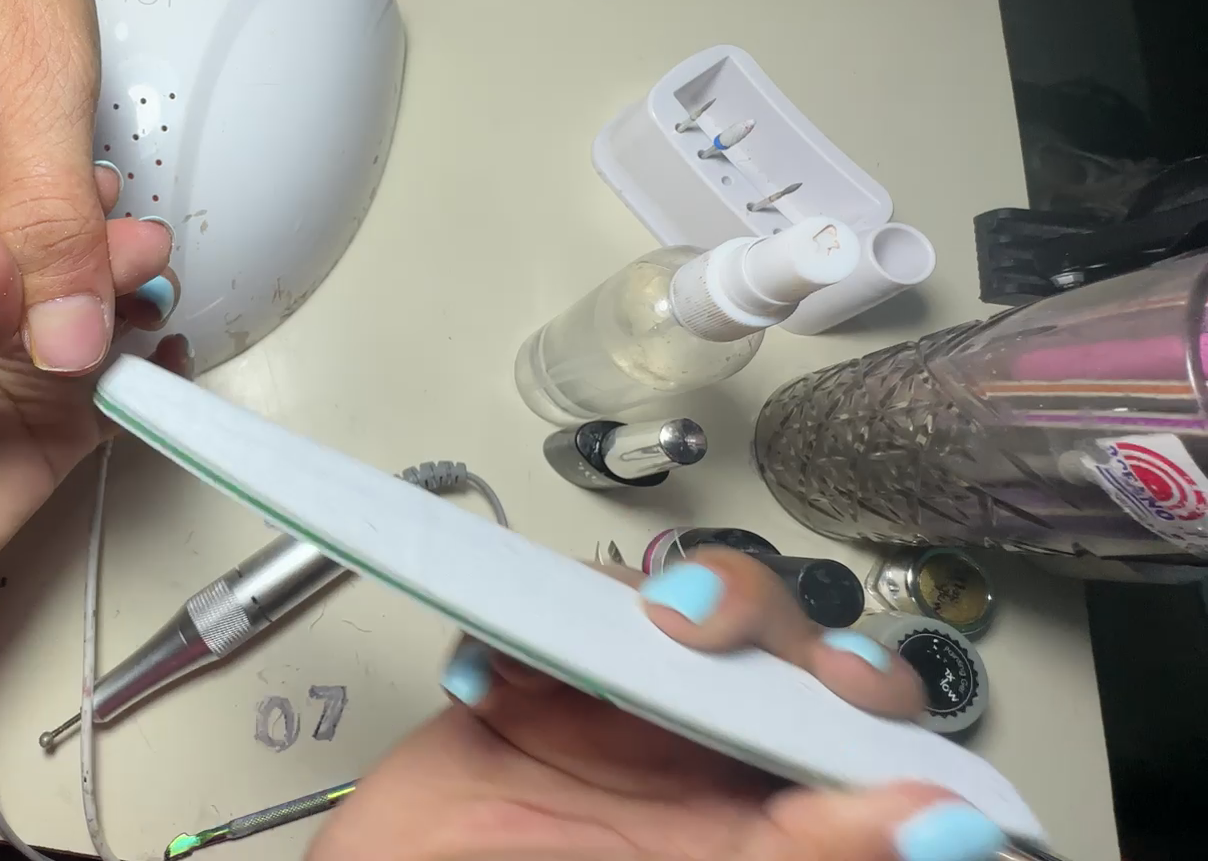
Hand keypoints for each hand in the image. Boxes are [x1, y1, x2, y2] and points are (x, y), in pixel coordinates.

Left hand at [0, 191, 181, 703]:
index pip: (14, 231)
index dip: (55, 207)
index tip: (94, 189)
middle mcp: (1, 325)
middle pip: (72, 275)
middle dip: (111, 256)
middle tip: (143, 250)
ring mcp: (38, 375)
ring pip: (106, 326)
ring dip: (138, 306)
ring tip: (158, 298)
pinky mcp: (66, 429)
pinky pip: (124, 395)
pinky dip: (154, 376)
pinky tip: (172, 359)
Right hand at [314, 550, 1013, 860]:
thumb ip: (800, 860)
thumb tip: (935, 824)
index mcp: (753, 797)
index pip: (842, 717)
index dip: (858, 679)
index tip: (842, 679)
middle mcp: (692, 734)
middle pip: (751, 628)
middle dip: (738, 605)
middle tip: (693, 623)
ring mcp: (607, 689)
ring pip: (646, 597)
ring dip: (616, 599)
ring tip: (567, 659)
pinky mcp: (530, 659)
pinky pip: (543, 599)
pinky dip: (519, 619)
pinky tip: (496, 678)